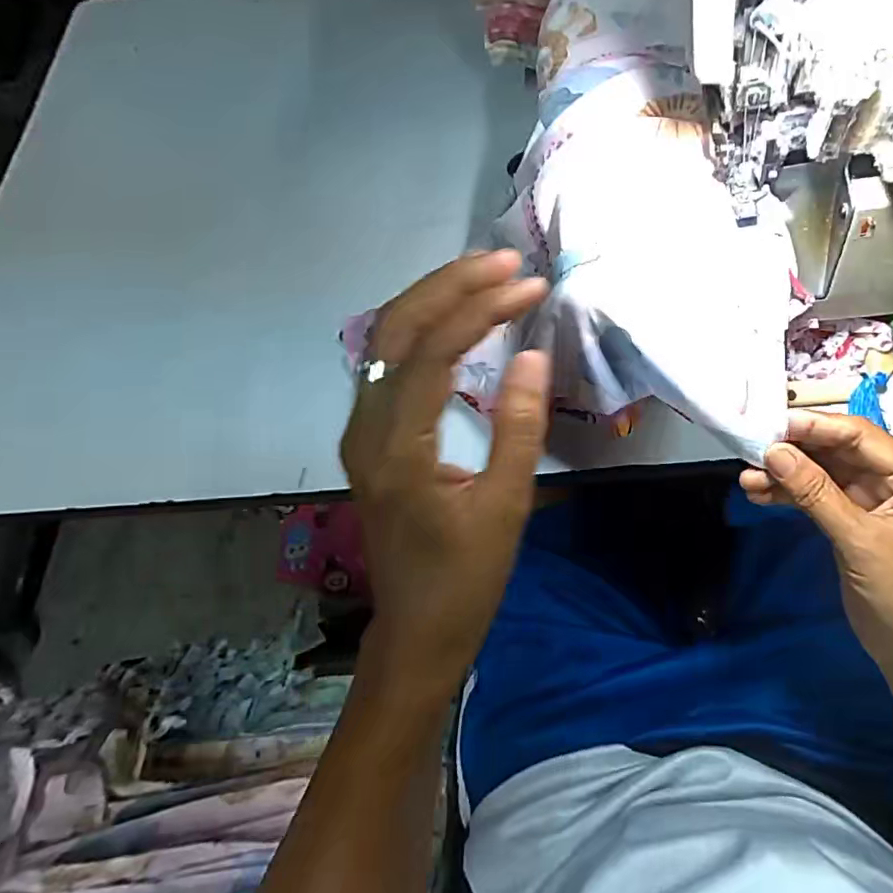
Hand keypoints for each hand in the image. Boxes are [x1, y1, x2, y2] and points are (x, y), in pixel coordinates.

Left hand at [340, 250, 551, 690]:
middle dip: (450, 286)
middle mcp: (365, 430)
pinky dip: (423, 329)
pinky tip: (457, 319)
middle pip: (395, 330)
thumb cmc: (466, 579)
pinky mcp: (369, 437)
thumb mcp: (505, 507)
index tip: (529, 286)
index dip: (482, 310)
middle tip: (505, 262)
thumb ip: (518, 428)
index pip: (433, 353)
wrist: (416, 630)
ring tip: (485, 275)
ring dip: (433, 300)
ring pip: (385, 341)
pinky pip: (389, 364)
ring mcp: (360, 432)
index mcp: (397, 450)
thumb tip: (532, 356)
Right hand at [739, 412, 892, 686]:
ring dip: (787, 475)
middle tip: (751, 450)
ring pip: (824, 475)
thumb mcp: (860, 541)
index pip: (860, 436)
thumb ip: (815, 492)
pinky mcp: (854, 524)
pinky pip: (819, 498)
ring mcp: (874, 503)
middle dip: (795, 452)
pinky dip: (791, 496)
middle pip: (838, 452)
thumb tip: (774, 452)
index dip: (815, 427)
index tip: (771, 424)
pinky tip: (760, 494)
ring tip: (747, 478)